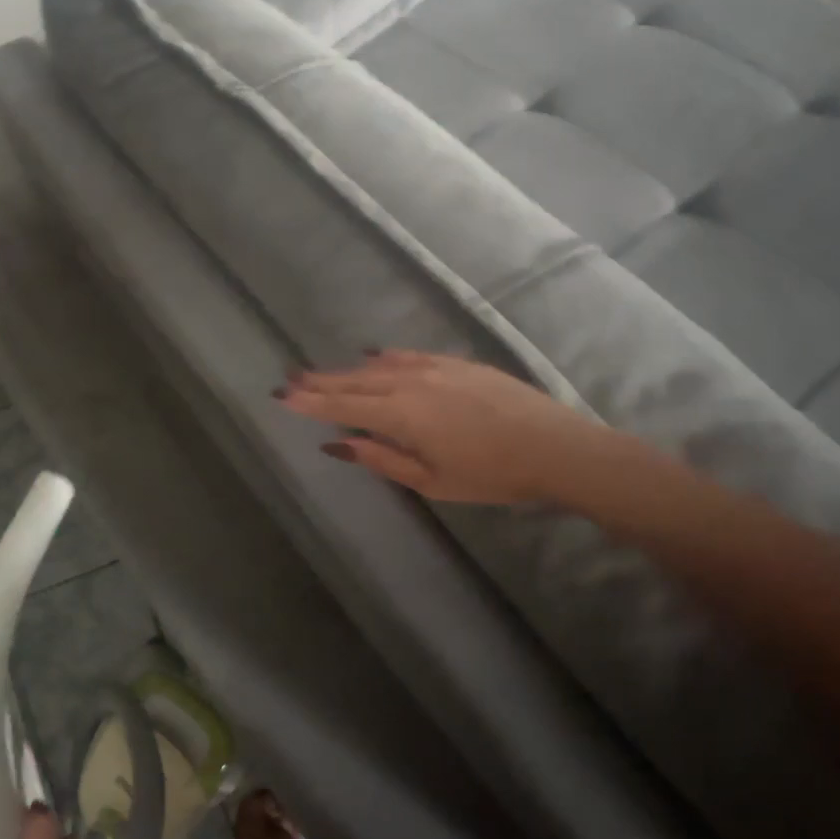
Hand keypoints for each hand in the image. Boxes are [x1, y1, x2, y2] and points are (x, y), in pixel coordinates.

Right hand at [277, 350, 622, 504]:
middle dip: (320, 381)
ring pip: (378, 367)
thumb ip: (381, 459)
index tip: (281, 395)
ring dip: (347, 370)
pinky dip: (383, 359)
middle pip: (354, 380)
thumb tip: (337, 444)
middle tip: (291, 377)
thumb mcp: (431, 480)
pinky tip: (373, 357)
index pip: (342, 405)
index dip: (310, 402)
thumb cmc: (492, 475)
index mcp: (401, 415)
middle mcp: (410, 383)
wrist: (558, 448)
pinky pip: (407, 357)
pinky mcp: (457, 364)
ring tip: (321, 371)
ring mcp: (434, 368)